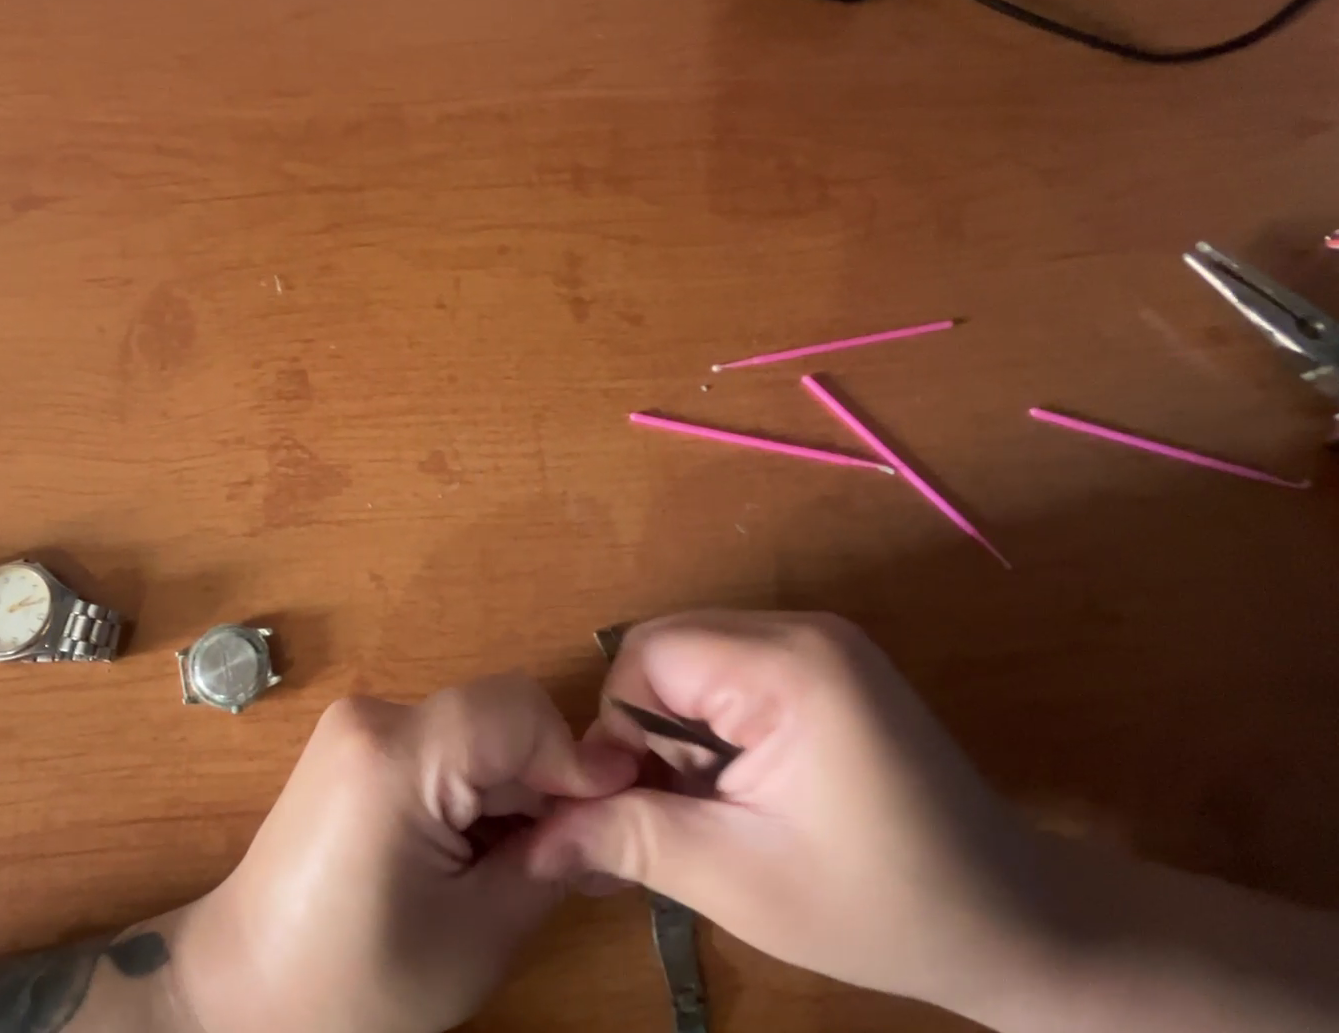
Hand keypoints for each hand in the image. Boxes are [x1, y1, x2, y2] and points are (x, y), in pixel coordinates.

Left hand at [172, 674, 636, 1032]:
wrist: (245, 984)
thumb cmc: (357, 979)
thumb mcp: (479, 934)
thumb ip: (555, 862)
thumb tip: (614, 816)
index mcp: (396, 755)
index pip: (519, 709)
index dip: (576, 759)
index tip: (609, 817)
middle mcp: (373, 716)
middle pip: (499, 717)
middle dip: (545, 779)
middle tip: (566, 855)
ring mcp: (358, 724)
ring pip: (476, 730)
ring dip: (511, 786)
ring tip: (513, 862)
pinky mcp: (354, 742)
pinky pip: (442, 742)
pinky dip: (474, 784)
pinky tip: (470, 845)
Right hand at [527, 611, 1059, 1014]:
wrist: (1016, 920)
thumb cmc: (878, 907)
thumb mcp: (736, 882)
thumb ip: (626, 839)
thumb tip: (533, 841)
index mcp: (789, 668)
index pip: (645, 657)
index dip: (621, 729)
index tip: (641, 803)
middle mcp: (802, 629)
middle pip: (663, 649)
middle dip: (647, 727)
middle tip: (680, 805)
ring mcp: (818, 638)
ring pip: (687, 657)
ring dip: (675, 726)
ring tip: (712, 798)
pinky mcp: (822, 659)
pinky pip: (722, 667)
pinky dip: (706, 719)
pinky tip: (738, 777)